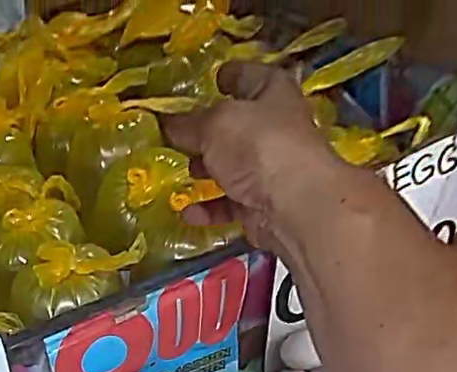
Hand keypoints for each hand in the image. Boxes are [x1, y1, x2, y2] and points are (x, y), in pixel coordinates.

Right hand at [159, 62, 348, 247]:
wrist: (291, 203)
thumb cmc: (258, 146)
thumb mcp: (214, 126)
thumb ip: (187, 125)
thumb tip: (165, 122)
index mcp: (271, 92)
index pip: (248, 76)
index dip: (230, 75)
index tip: (214, 77)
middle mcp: (272, 126)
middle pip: (236, 126)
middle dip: (209, 132)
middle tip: (183, 135)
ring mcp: (267, 167)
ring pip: (231, 166)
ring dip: (207, 170)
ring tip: (184, 173)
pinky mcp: (258, 202)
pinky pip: (227, 203)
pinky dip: (208, 208)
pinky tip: (188, 212)